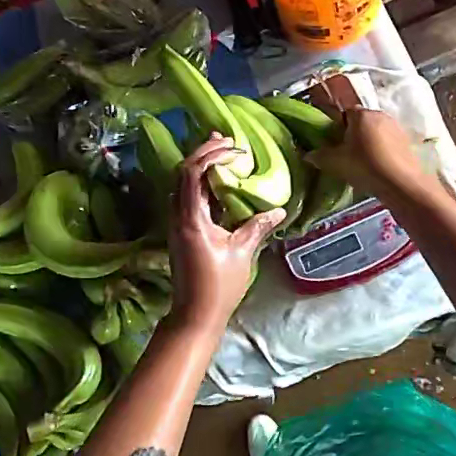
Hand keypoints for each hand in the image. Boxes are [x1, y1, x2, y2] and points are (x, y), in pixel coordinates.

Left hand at [169, 135, 283, 322]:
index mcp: (191, 219)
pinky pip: (187, 198)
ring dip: (201, 166)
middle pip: (183, 173)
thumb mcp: (242, 253)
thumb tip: (278, 211)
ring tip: (222, 152)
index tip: (235, 150)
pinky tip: (218, 181)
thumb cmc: (219, 286)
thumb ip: (257, 227)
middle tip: (227, 141)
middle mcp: (178, 216)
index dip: (210, 155)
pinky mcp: (181, 231)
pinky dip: (201, 184)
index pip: (191, 173)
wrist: (194, 314)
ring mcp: (176, 224)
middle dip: (203, 153)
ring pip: (183, 184)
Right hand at [310, 108, 435, 202]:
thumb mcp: (334, 163)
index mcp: (361, 115)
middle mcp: (380, 115)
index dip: (337, 125)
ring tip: (362, 160)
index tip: (334, 140)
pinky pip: (389, 141)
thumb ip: (318, 156)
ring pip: (376, 130)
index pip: (345, 112)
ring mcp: (397, 127)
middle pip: (362, 121)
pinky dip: (382, 149)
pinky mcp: (407, 141)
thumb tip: (307, 154)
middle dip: (353, 133)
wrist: (400, 183)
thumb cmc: (364, 166)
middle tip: (345, 151)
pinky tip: (377, 165)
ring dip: (369, 141)